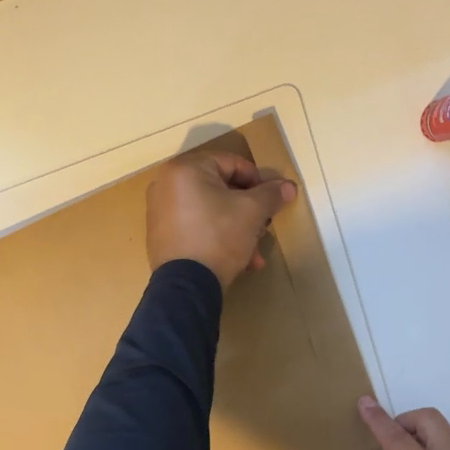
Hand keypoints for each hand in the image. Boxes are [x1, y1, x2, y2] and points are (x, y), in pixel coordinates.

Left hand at [146, 149, 298, 289]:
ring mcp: (160, 212)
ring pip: (210, 213)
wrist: (186, 286)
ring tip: (254, 253)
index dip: (258, 181)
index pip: (232, 163)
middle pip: (220, 190)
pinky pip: (196, 229)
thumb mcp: (252, 212)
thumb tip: (289, 187)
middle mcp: (166, 185)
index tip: (272, 201)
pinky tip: (238, 262)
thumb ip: (271, 195)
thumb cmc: (219, 237)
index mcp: (185, 169)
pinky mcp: (160, 237)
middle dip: (248, 212)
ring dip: (238, 230)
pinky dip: (217, 239)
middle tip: (264, 229)